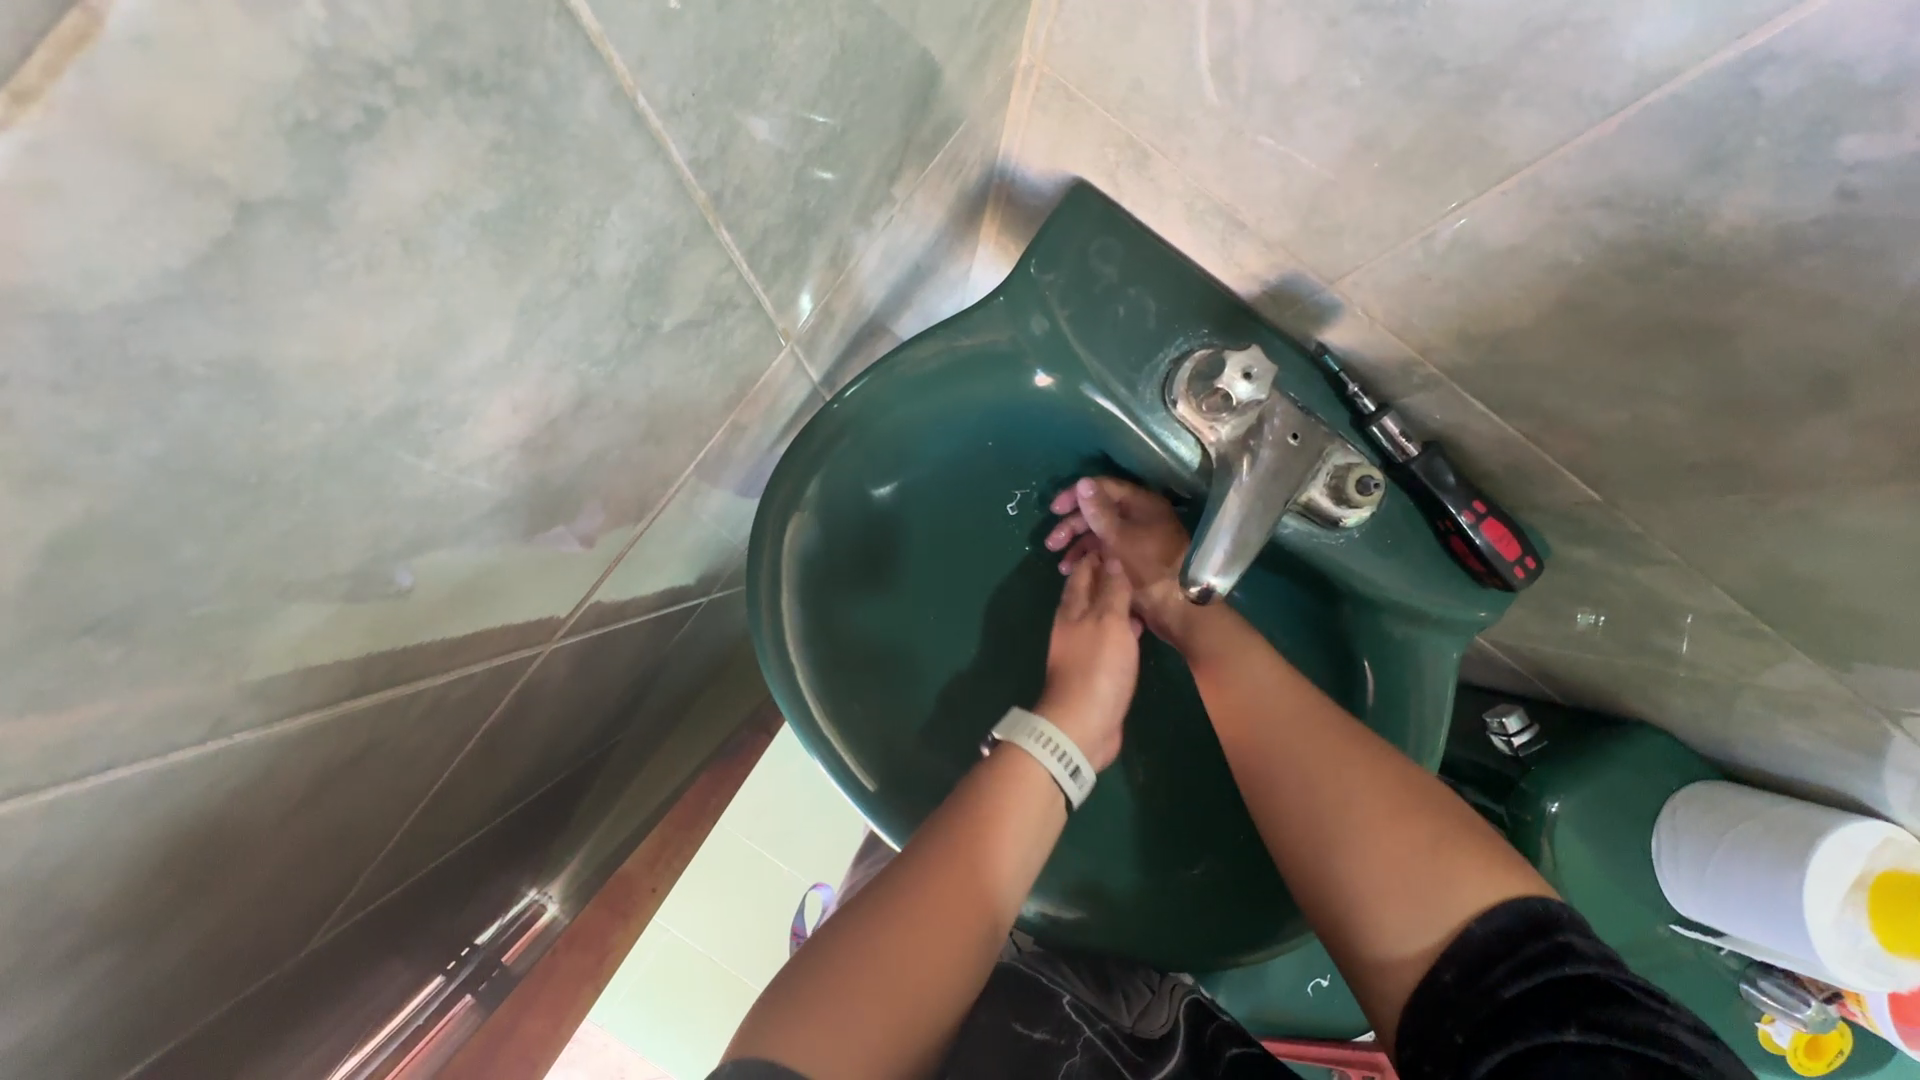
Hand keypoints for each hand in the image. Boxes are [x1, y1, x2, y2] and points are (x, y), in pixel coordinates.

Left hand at [1033, 553, 1138, 772]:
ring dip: (1120, 602)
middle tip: (1139, 561)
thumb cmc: (1096, 668)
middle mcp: (1075, 624)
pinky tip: (1142, 627)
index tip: (1120, 537)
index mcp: (1072, 608)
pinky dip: (1126, 628)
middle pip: (1093, 592)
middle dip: (1111, 576)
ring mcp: (1086, 648)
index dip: (1099, 554)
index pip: (1084, 571)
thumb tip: (1110, 558)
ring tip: (1146, 588)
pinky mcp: (1099, 669)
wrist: (1084, 725)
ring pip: (1104, 616)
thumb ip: (1111, 590)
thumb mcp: (1107, 621)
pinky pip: (1113, 639)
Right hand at [1044, 477, 1192, 644]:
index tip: (1054, 510)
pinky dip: (1089, 559)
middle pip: (1098, 512)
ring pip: (1099, 534)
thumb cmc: (1150, 568)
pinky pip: (1105, 552)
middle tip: (1052, 543)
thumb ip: (1098, 511)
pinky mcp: (1132, 559)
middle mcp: (1139, 517)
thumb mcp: (1120, 538)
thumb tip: (1082, 482)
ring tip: (1061, 565)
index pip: (1103, 488)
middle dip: (1073, 526)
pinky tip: (1073, 571)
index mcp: (1142, 504)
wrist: (1177, 609)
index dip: (1076, 495)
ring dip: (1078, 546)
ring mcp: (1136, 539)